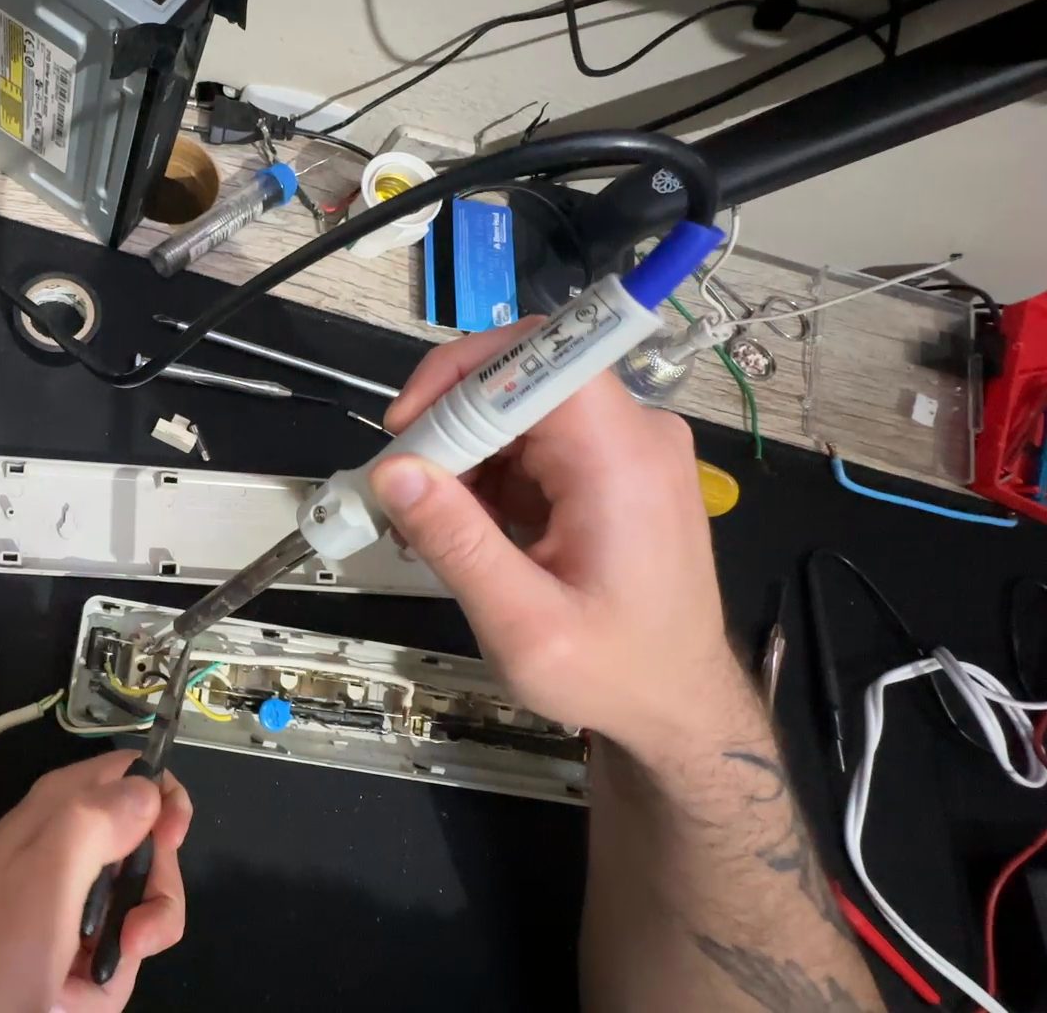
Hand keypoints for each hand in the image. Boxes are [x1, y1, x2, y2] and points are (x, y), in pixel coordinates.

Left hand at [0, 750, 192, 1012]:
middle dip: (153, 901)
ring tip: (75, 985)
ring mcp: (64, 896)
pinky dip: (96, 985)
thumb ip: (99, 820)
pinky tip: (64, 999)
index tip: (171, 845)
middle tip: (132, 939)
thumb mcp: (47, 876)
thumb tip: (150, 786)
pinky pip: (107, 955)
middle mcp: (67, 841)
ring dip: (119, 956)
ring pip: (133, 912)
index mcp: (65, 807)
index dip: (166, 801)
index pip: (135, 772)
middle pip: (148, 850)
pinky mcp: (59, 943)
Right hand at [370, 320, 753, 756]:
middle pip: (515, 383)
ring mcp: (617, 451)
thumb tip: (391, 471)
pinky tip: (462, 529)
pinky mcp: (602, 472)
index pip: (537, 361)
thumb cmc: (614, 674)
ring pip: (510, 414)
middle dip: (442, 429)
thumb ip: (457, 543)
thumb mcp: (522, 624)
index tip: (403, 431)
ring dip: (455, 458)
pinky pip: (523, 446)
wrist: (678, 708)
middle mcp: (628, 436)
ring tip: (427, 525)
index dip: (459, 375)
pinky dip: (478, 477)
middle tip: (401, 493)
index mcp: (621, 459)